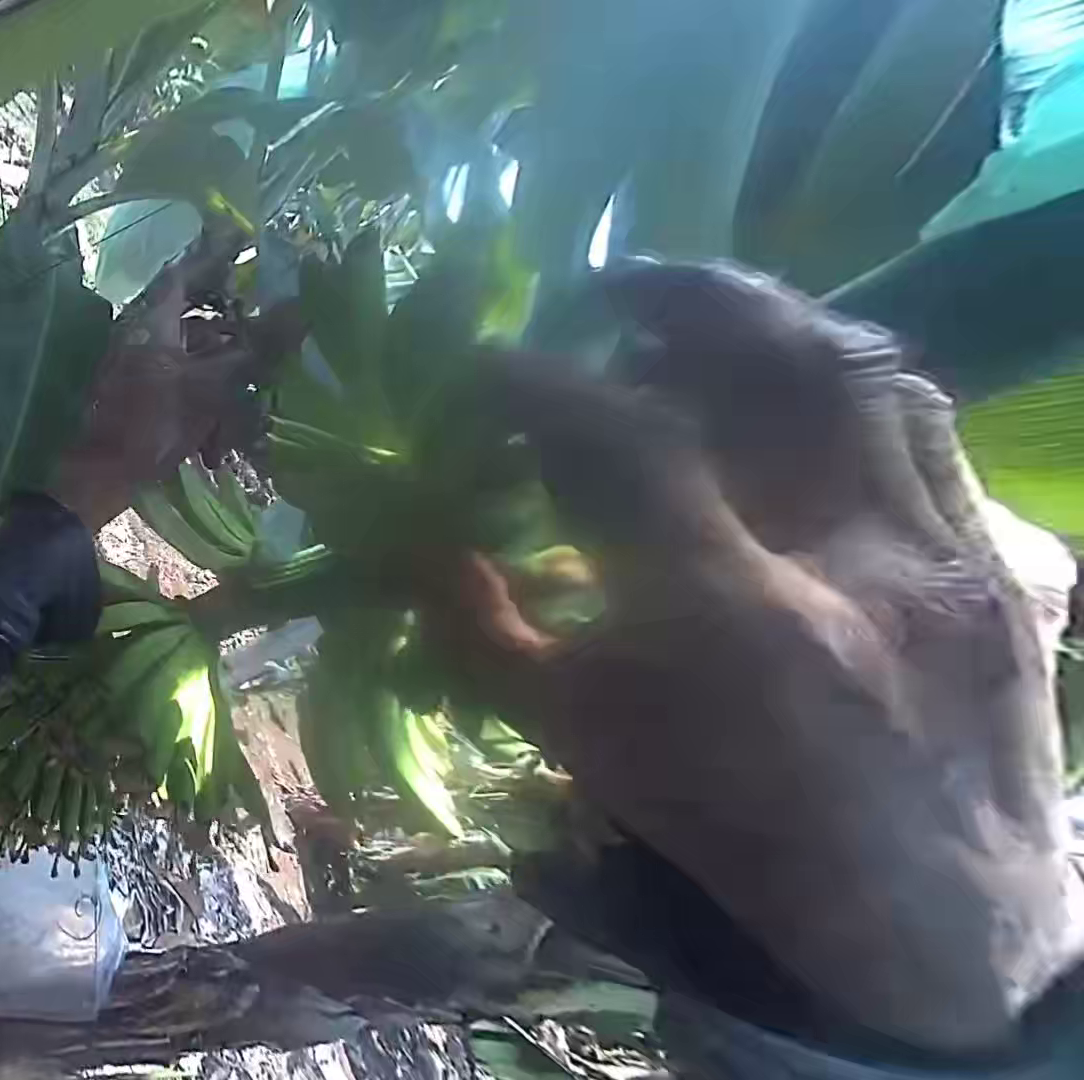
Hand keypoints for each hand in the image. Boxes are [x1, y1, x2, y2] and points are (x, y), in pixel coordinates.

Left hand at [49, 240, 301, 530]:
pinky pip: (181, 394)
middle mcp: (142, 338)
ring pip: (193, 366)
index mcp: (152, 322)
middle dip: (233, 341)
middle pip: (196, 324)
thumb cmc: (151, 424)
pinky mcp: (142, 402)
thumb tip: (299, 310)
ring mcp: (140, 371)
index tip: (246, 243)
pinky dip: (202, 413)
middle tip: (265, 346)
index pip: (185, 272)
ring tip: (240, 422)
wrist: (100, 478)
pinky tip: (214, 447)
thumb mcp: (208, 387)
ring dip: (222, 391)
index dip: (216, 255)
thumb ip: (253, 349)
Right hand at [490, 264, 1082, 1050]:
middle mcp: (858, 567)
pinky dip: (828, 382)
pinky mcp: (1009, 564)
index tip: (491, 361)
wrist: (919, 917)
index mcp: (723, 620)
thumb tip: (421, 543)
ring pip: (879, 378)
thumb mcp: (558, 724)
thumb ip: (477, 625)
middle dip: (691, 300)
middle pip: (795, 371)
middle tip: (614, 280)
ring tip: (690, 314)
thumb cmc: (703, 812)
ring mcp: (957, 557)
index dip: (546, 387)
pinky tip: (767, 390)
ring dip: (768, 322)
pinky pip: (918, 428)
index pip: (629, 449)